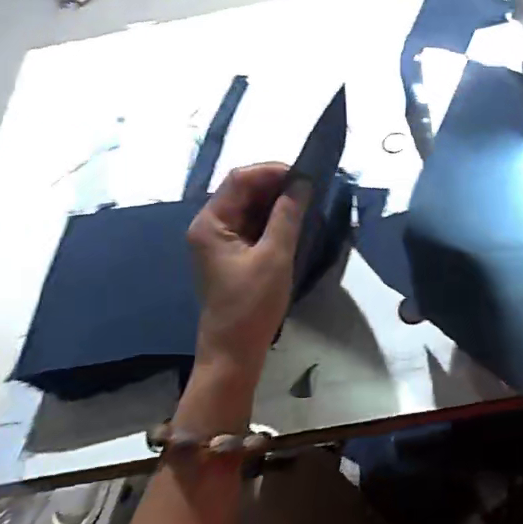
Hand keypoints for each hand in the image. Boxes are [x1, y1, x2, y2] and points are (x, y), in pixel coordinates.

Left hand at [187, 163, 305, 369]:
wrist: (233, 351)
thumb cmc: (251, 304)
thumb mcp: (275, 256)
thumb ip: (288, 216)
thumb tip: (302, 183)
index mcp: (211, 223)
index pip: (240, 180)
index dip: (272, 172)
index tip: (305, 175)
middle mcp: (210, 227)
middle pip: (243, 191)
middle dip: (276, 186)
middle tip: (312, 188)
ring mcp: (219, 242)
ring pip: (250, 209)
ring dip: (277, 203)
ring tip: (309, 203)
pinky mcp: (231, 255)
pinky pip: (252, 227)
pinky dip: (273, 221)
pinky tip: (296, 223)